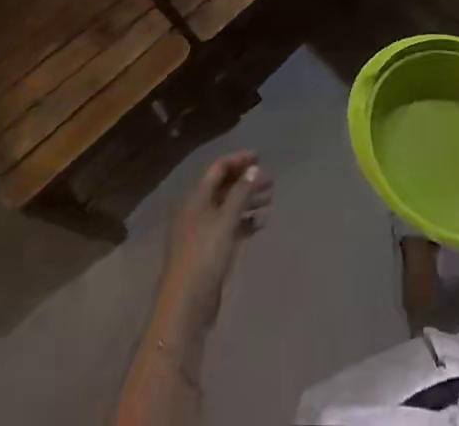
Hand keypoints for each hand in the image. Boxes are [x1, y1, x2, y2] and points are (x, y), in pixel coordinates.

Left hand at [164, 150, 271, 329]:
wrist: (187, 301)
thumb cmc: (205, 254)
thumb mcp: (225, 220)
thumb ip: (240, 194)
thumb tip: (254, 168)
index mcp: (196, 197)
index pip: (218, 169)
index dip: (238, 160)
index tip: (260, 156)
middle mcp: (198, 209)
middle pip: (224, 187)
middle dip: (247, 181)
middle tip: (271, 181)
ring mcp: (203, 229)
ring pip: (228, 207)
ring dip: (248, 201)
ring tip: (270, 199)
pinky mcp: (210, 249)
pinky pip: (230, 227)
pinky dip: (244, 222)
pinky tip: (261, 222)